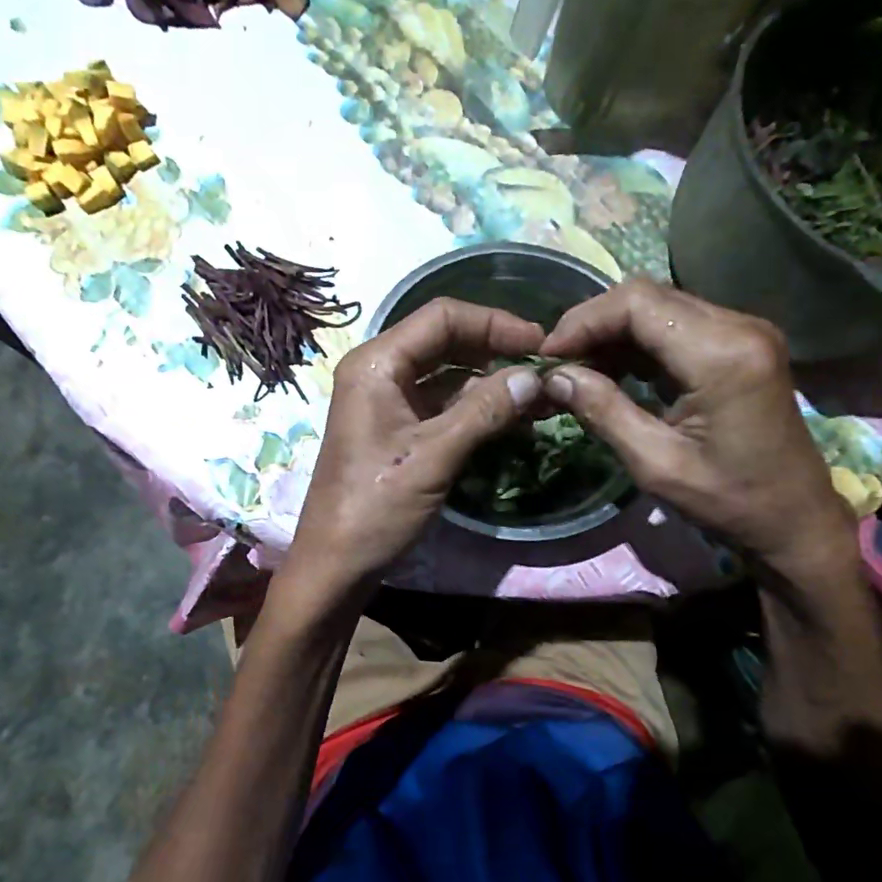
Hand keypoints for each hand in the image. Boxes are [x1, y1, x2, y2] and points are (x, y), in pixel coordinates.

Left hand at [289, 297, 545, 586]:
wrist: (336, 563)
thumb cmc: (376, 507)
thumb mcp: (434, 455)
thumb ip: (485, 411)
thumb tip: (536, 376)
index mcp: (376, 364)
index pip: (442, 317)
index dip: (495, 323)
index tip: (541, 344)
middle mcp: (378, 371)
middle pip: (445, 341)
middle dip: (495, 350)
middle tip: (546, 367)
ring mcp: (386, 401)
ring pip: (447, 374)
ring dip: (490, 380)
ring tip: (540, 394)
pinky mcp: (396, 428)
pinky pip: (441, 403)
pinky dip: (475, 407)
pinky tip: (512, 416)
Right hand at [538, 280, 849, 566]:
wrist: (793, 518)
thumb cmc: (728, 500)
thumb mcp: (655, 464)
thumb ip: (603, 411)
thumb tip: (553, 376)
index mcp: (722, 355)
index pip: (638, 303)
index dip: (584, 321)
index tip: (548, 356)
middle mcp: (738, 327)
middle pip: (647, 297)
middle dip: (593, 324)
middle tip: (557, 363)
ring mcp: (743, 331)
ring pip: (658, 307)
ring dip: (612, 333)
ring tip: (577, 370)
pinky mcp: (739, 344)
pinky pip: (675, 326)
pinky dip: (635, 343)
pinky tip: (611, 372)